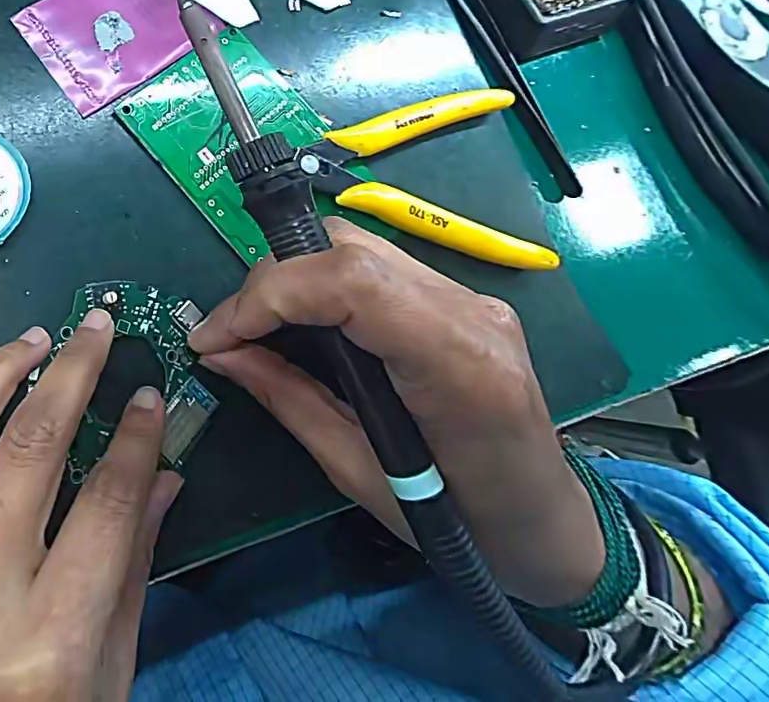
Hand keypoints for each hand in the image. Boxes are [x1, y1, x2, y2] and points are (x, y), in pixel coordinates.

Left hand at [0, 309, 184, 700]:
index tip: (149, 394)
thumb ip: (130, 569)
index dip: (136, 440)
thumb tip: (161, 472)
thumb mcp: (107, 680)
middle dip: (70, 377)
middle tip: (93, 332)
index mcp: (48, 650)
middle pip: (26, 456)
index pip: (106, 508)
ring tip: (26, 341)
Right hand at [189, 217, 602, 606]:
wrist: (550, 523)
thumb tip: (220, 353)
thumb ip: (286, 398)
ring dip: (286, 277)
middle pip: (342, 248)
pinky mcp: (450, 292)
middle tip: (229, 333)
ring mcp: (464, 293)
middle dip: (267, 283)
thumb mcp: (357, 472)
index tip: (218, 335)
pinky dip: (312, 280)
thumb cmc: (465, 521)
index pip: (352, 282)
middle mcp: (466, 310)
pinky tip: (294, 319)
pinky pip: (364, 262)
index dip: (271, 293)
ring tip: (254, 326)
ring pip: (348, 244)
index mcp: (458, 364)